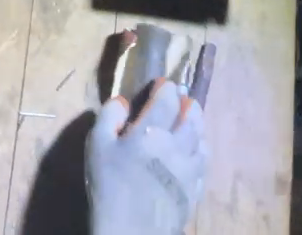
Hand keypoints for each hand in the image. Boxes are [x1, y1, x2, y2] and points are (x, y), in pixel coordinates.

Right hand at [86, 78, 208, 234]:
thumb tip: (123, 101)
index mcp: (152, 130)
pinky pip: (204, 164)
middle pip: (191, 118)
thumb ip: (109, 116)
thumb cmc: (109, 183)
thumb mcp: (97, 143)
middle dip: (188, 103)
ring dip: (198, 125)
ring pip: (201, 140)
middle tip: (183, 96)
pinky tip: (194, 152)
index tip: (163, 81)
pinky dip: (201, 150)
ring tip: (192, 120)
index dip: (166, 87)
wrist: (132, 231)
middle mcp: (177, 145)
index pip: (166, 100)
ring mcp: (190, 170)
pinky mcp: (195, 191)